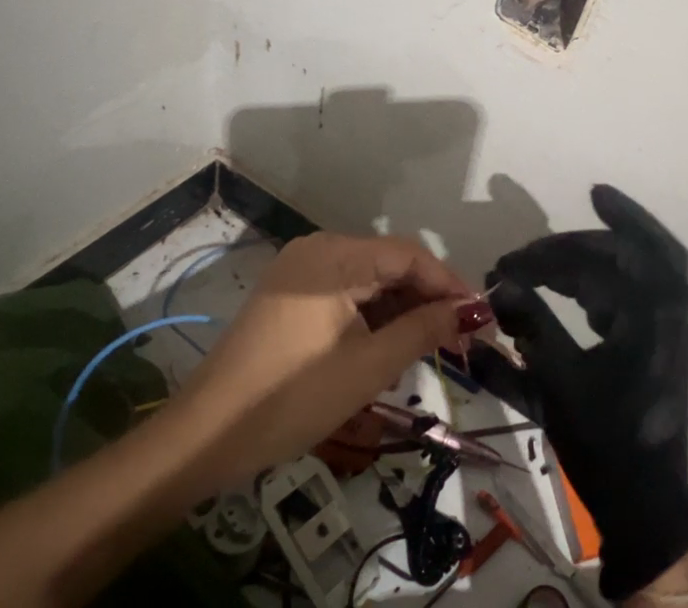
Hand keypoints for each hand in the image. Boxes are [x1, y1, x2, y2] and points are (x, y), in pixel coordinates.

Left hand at [172, 233, 474, 488]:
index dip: (451, 286)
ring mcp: (297, 273)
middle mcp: (317, 250)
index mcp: (335, 255)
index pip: (411, 256)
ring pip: (368, 283)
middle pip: (390, 266)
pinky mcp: (287, 298)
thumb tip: (474, 311)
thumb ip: (425, 329)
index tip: (482, 322)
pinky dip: (370, 319)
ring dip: (400, 314)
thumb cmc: (294, 397)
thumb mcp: (371, 365)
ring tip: (423, 355)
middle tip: (458, 344)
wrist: (206, 436)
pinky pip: (344, 295)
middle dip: (427, 303)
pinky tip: (385, 352)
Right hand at [467, 186, 687, 602]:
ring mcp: (674, 326)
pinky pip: (657, 284)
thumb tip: (499, 284)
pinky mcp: (665, 340)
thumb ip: (532, 328)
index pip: (595, 267)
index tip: (505, 267)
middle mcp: (670, 314)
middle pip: (637, 248)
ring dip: (624, 234)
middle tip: (536, 247)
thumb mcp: (558, 387)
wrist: (645, 504)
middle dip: (582, 240)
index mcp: (648, 321)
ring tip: (594, 209)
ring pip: (657, 259)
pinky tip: (590, 275)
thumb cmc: (603, 445)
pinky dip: (629, 267)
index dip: (545, 259)